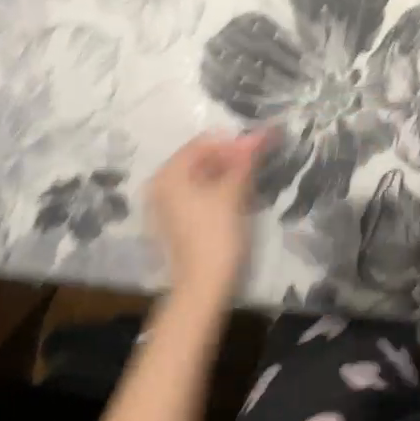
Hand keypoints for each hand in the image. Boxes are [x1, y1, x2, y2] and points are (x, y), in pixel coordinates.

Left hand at [146, 131, 270, 304]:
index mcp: (168, 174)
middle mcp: (160, 185)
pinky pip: (195, 196)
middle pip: (199, 160)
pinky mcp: (174, 223)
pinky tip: (236, 200)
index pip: (203, 144)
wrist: (202, 287)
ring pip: (199, 179)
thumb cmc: (216, 236)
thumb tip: (259, 133)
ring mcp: (164, 206)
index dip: (232, 143)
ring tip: (250, 182)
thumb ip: (244, 160)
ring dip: (225, 175)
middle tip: (256, 165)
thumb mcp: (232, 193)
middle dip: (229, 159)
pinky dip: (215, 192)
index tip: (260, 148)